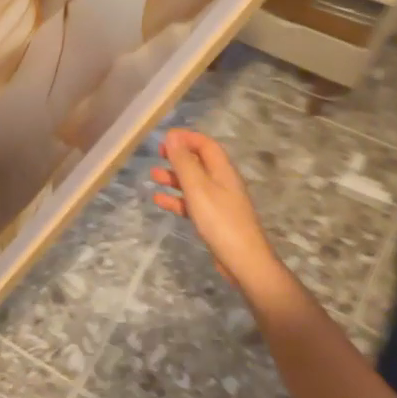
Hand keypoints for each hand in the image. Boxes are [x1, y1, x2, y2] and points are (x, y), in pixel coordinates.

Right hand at [149, 129, 297, 304]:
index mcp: (222, 171)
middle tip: (158, 154)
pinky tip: (159, 200)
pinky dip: (176, 199)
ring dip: (174, 177)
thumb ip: (184, 162)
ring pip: (194, 183)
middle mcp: (222, 182)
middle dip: (179, 156)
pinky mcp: (213, 219)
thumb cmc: (220, 220)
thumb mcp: (198, 188)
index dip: (187, 138)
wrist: (243, 261)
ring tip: (153, 176)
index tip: (164, 138)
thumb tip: (173, 136)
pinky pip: (192, 203)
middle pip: (200, 162)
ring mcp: (219, 202)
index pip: (206, 145)